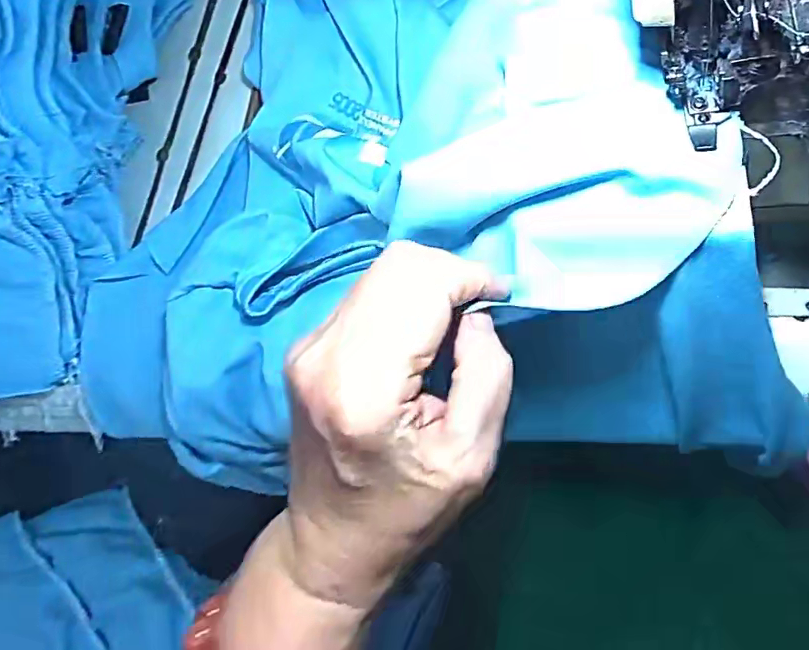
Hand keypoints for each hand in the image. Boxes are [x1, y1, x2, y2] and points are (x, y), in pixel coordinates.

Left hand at [222, 242, 512, 647]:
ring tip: (453, 316)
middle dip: (451, 272)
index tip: (501, 293)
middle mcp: (325, 353)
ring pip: (383, 269)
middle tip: (479, 304)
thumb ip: (488, 374)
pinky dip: (406, 292)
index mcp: (363, 386)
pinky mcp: (307, 344)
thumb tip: (474, 314)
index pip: (421, 285)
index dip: (469, 277)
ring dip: (429, 280)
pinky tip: (421, 328)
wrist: (329, 544)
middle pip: (399, 265)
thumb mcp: (472, 457)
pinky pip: (368, 289)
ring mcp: (309, 345)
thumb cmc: (407, 509)